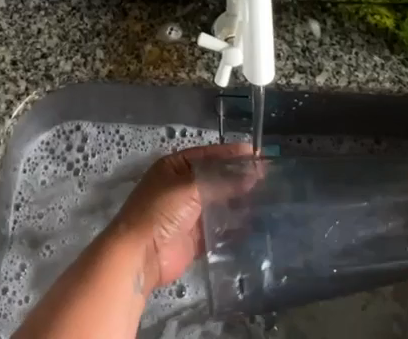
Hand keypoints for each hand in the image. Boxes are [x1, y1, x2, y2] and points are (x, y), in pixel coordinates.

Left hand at [15, 143, 251, 338]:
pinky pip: (220, 227)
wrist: (141, 254)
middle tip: (266, 175)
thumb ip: (220, 180)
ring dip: (239, 200)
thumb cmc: (160, 211)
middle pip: (216, 178)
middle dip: (238, 177)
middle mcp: (183, 186)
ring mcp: (190, 213)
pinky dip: (235, 225)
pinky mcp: (197, 238)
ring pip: (220, 202)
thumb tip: (250, 173)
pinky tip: (254, 222)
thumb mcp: (189, 187)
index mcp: (175, 167)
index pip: (208, 155)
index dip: (231, 154)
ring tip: (267, 196)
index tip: (256, 152)